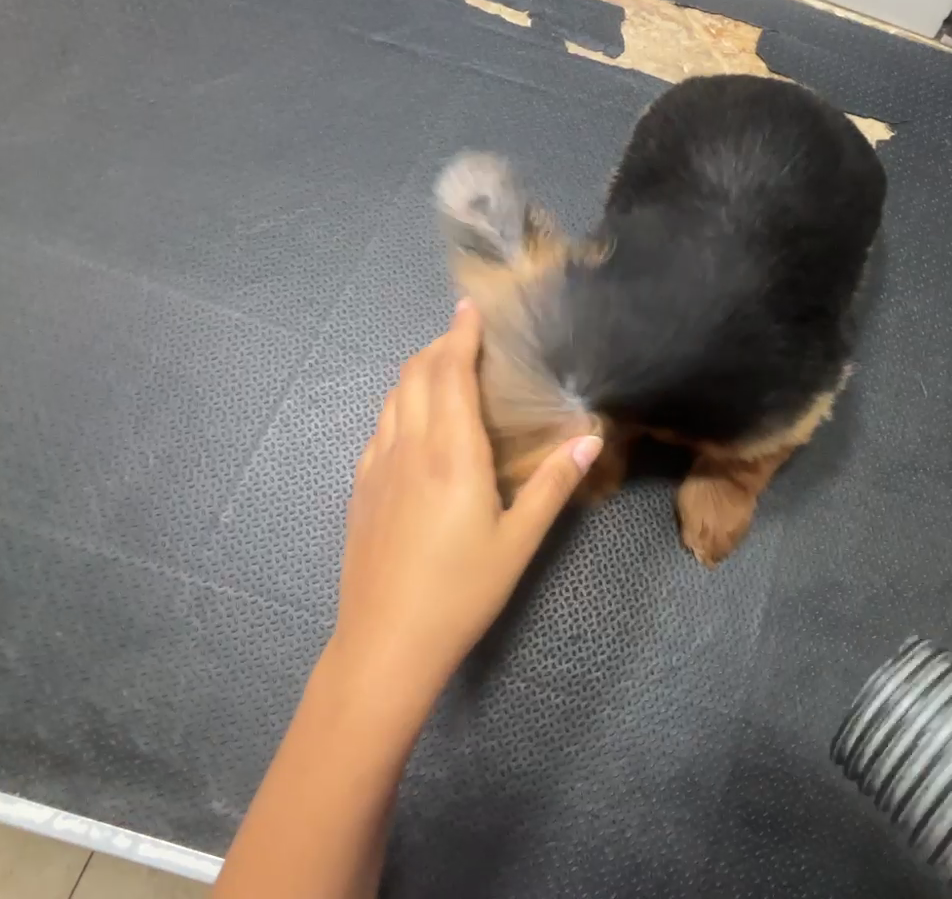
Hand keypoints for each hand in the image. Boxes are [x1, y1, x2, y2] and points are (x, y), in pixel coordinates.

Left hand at [330, 300, 602, 697]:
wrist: (386, 642)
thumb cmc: (462, 591)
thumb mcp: (519, 541)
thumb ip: (552, 485)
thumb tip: (589, 438)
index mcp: (452, 454)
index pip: (451, 373)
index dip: (460, 335)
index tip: (470, 309)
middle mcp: (409, 448)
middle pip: (416, 375)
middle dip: (439, 345)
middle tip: (464, 334)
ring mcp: (377, 468)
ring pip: (392, 398)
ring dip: (416, 371)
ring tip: (442, 368)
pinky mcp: (361, 489)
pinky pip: (380, 427)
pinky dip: (399, 405)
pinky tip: (414, 424)